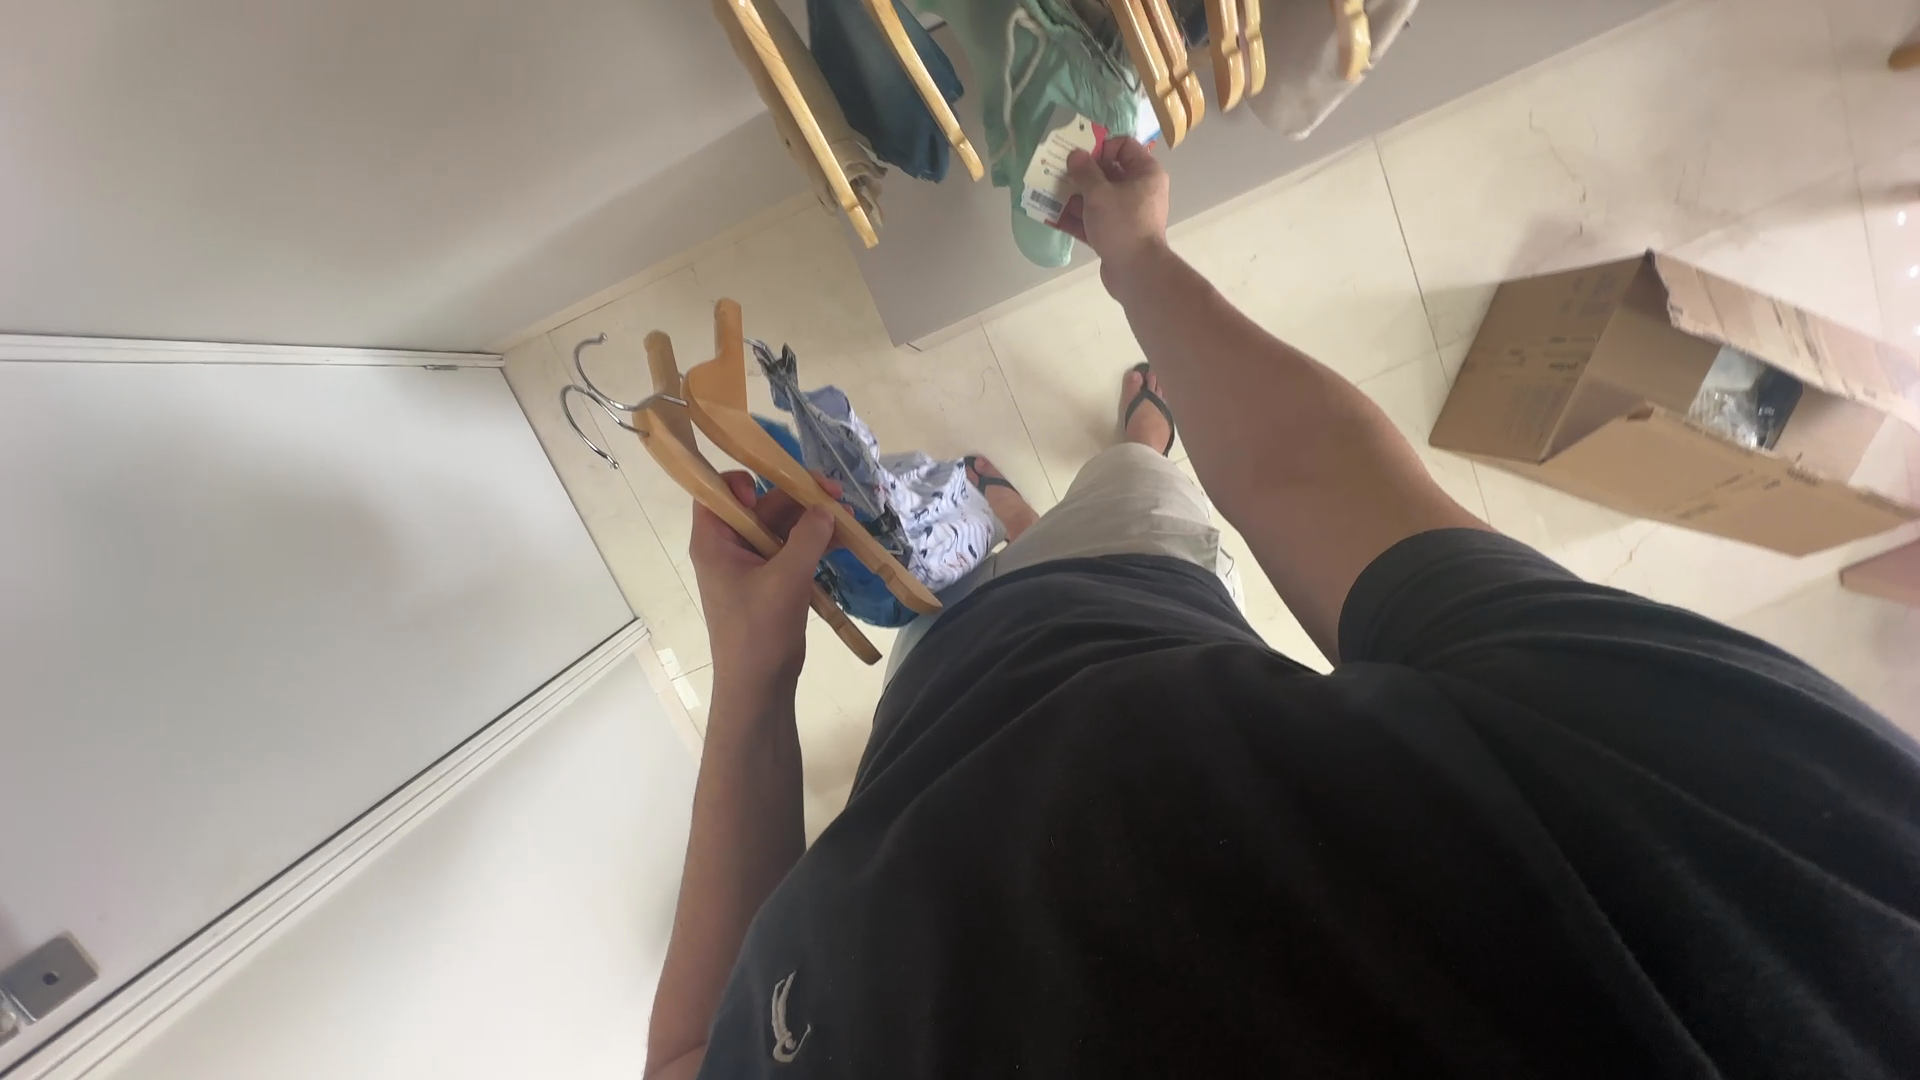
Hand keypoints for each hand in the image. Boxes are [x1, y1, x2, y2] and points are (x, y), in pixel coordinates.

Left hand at [689, 472, 838, 690]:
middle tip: (834, 492)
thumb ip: (808, 538)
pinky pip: (793, 549)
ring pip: (782, 527)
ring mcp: (753, 564)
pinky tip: (844, 537)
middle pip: (761, 507)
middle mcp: (731, 547)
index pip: (718, 493)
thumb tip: (827, 509)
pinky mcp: (773, 580)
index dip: (744, 484)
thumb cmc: (760, 630)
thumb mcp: (786, 578)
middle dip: (797, 498)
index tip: (776, 487)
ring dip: (813, 520)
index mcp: (715, 541)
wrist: (760, 684)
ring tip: (848, 514)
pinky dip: (816, 542)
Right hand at [1063, 136, 1171, 287]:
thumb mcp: (1099, 193)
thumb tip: (1075, 155)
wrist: (1135, 271)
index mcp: (1145, 172)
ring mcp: (1127, 215)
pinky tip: (1055, 217)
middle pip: (1109, 173)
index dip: (1100, 147)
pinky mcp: (1116, 235)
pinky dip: (1078, 219)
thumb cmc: (1121, 224)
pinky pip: (1095, 221)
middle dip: (1083, 174)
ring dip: (1076, 197)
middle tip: (1059, 172)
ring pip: (1099, 199)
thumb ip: (1085, 172)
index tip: (1079, 155)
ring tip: (1052, 194)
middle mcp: (1139, 191)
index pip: (1124, 146)